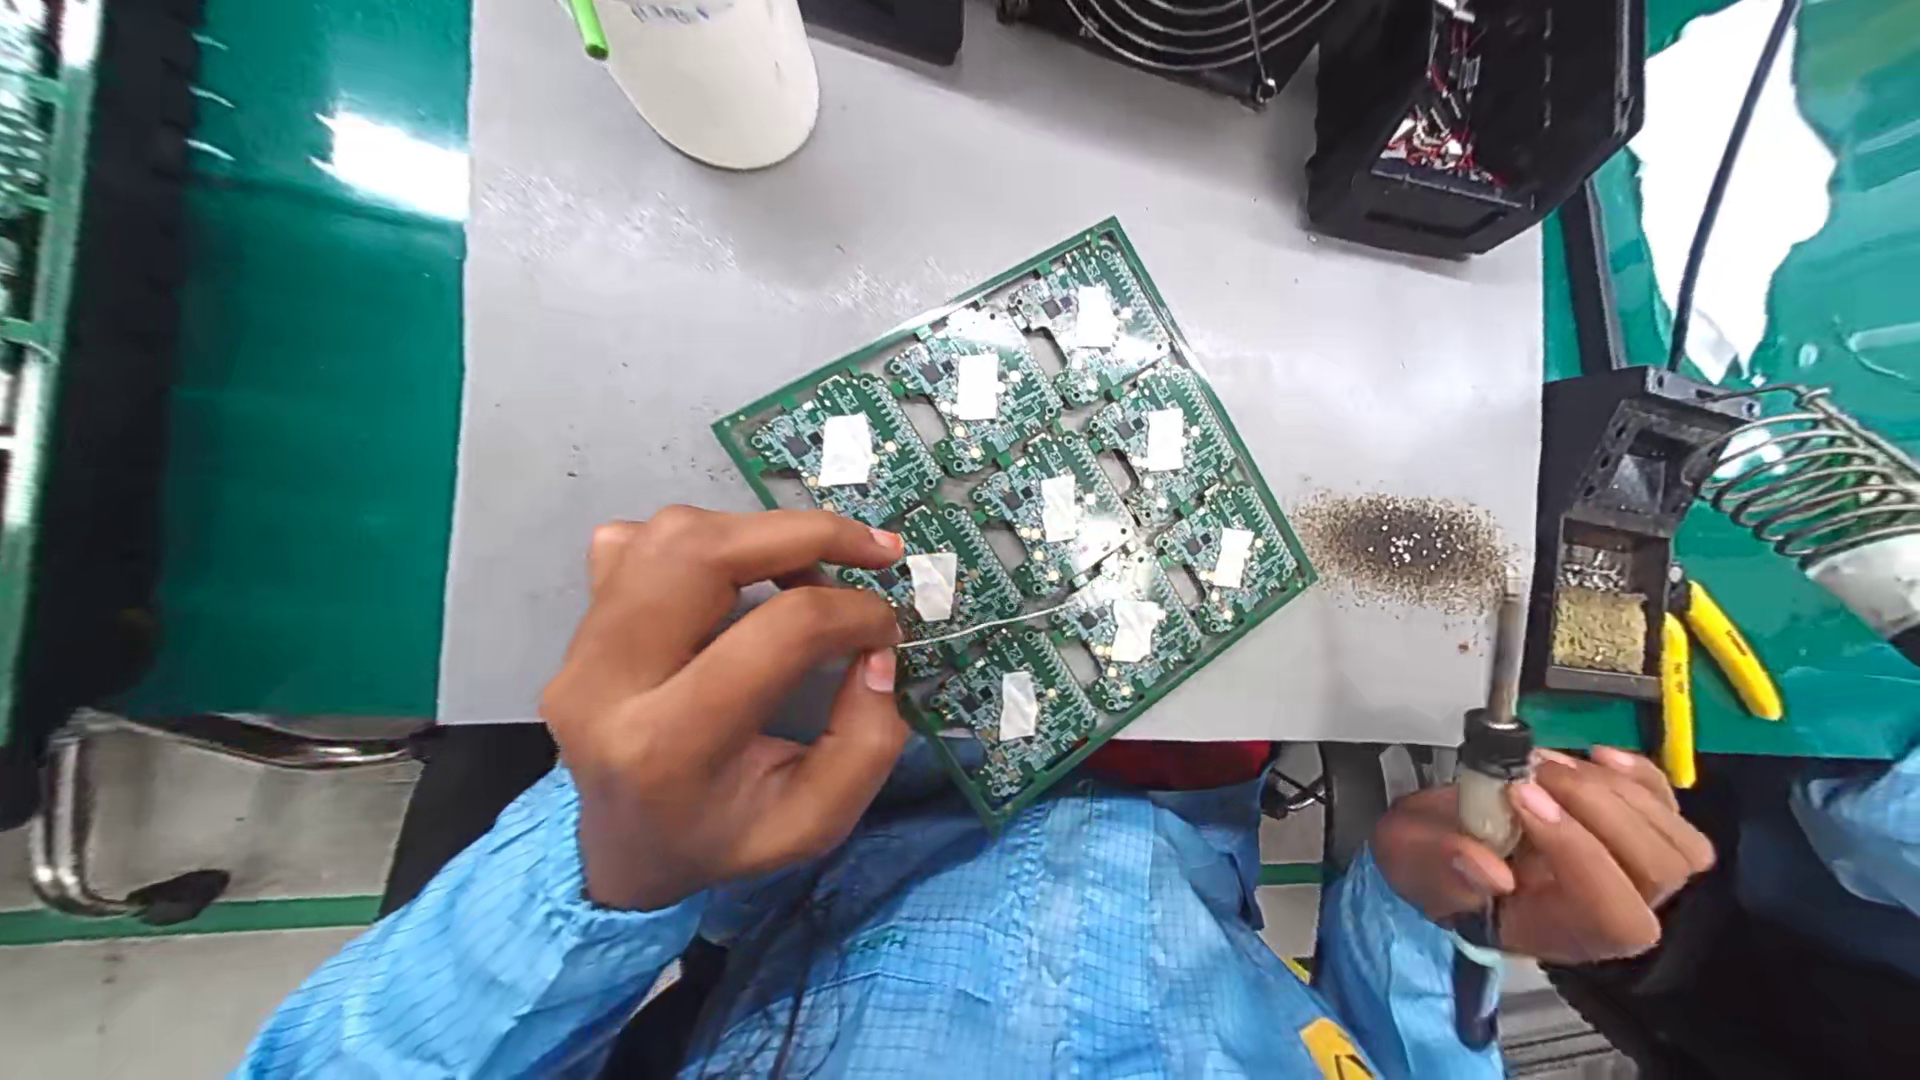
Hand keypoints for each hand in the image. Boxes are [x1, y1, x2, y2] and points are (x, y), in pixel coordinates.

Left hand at [540, 506, 908, 910]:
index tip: (887, 628)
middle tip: (871, 549)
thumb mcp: (815, 822)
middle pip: (703, 551)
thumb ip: (867, 743)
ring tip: (808, 568)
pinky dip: (706, 539)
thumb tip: (875, 651)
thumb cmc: (722, 838)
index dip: (853, 613)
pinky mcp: (580, 621)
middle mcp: (606, 680)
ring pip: (673, 533)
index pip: (778, 632)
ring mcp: (581, 643)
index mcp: (668, 745)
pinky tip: (739, 575)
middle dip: (806, 533)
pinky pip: (638, 541)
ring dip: (760, 533)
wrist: (623, 850)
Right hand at [1370, 747, 1715, 963]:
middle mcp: (1610, 907)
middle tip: (1529, 769)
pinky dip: (1639, 776)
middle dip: (1594, 806)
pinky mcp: (1626, 832)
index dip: (1578, 852)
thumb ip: (1440, 866)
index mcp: (1560, 928)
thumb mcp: (1409, 862)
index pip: (1613, 912)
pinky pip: (1668, 808)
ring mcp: (1626, 870)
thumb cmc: (1424, 859)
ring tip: (1545, 762)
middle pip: (1657, 870)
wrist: (1434, 841)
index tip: (1518, 795)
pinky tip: (1595, 756)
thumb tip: (1487, 868)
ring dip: (1613, 789)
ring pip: (1676, 841)